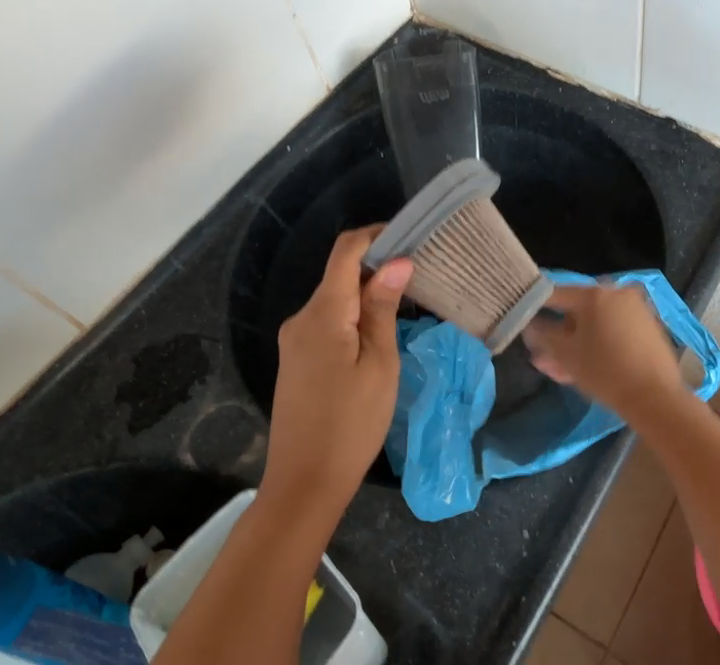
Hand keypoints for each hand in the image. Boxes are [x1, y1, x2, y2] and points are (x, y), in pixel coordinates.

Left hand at [260, 227, 411, 511]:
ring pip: (336, 299)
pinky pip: (329, 322)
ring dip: (369, 294)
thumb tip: (397, 262)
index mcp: (322, 313)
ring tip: (411, 304)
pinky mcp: (297, 360)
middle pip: (340, 274)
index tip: (414, 237)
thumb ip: (382, 308)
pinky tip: (381, 332)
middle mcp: (301, 318)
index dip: (378, 236)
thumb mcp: (380, 363)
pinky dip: (355, 317)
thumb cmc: (351, 423)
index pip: (346, 251)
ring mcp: (295, 341)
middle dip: (379, 266)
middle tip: (424, 274)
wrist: (304, 484)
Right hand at [522, 283, 684, 418]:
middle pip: (578, 311)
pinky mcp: (647, 328)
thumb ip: (543, 335)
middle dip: (558, 335)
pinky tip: (582, 368)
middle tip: (542, 356)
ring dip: (575, 344)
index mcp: (595, 294)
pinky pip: (613, 331)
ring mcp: (635, 310)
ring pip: (595, 325)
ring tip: (557, 369)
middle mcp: (617, 294)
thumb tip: (530, 325)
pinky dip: (597, 345)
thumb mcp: (566, 354)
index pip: (556, 294)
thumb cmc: (605, 371)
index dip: (535, 307)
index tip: (522, 319)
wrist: (655, 396)